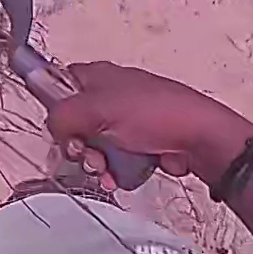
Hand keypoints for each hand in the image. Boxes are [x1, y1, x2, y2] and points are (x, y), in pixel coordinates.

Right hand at [45, 62, 252, 187]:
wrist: (198, 138)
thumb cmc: (155, 114)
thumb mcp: (96, 109)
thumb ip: (63, 116)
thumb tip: (55, 128)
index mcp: (98, 76)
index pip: (58, 83)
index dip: (54, 106)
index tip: (59, 127)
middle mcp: (109, 94)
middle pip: (74, 121)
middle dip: (77, 144)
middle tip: (86, 153)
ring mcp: (124, 119)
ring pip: (92, 144)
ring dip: (94, 161)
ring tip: (105, 169)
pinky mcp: (138, 141)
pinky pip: (112, 157)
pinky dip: (112, 169)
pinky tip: (116, 177)